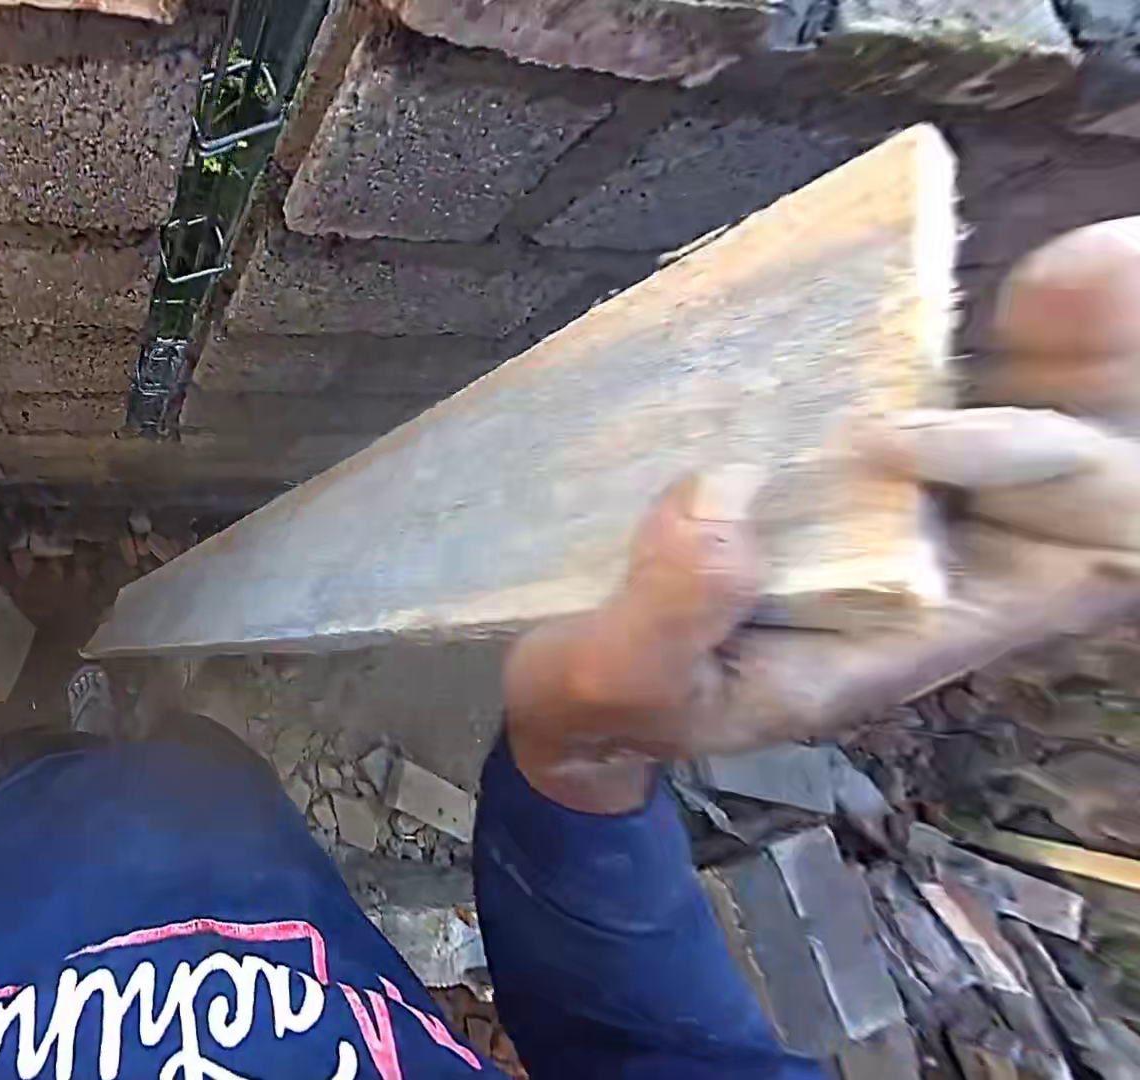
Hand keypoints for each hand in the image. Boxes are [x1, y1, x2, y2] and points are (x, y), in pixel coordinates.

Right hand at [505, 217, 1139, 812]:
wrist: (549, 697)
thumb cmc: (591, 704)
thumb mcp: (624, 678)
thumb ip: (677, 610)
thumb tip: (722, 488)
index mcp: (891, 631)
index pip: (1072, 557)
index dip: (1047, 471)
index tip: (892, 433)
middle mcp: (894, 570)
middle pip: (1070, 477)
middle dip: (1096, 380)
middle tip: (1073, 273)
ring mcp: (831, 524)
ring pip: (979, 433)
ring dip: (1031, 350)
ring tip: (1056, 269)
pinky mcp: (761, 493)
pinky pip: (850, 419)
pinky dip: (876, 362)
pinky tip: (845, 315)